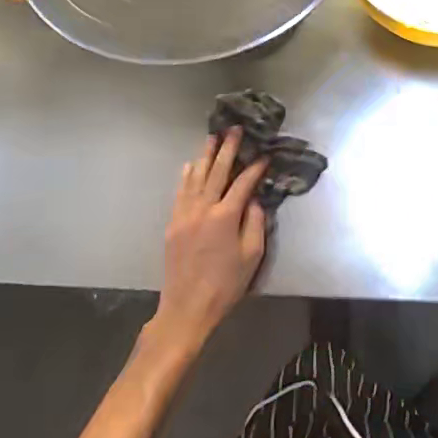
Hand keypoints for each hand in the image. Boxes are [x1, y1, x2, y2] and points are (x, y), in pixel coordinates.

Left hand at [152, 129, 268, 349]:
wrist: (187, 308)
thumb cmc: (226, 285)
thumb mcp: (252, 255)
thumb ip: (256, 223)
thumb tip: (254, 200)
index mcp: (225, 216)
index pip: (243, 183)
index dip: (255, 167)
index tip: (264, 155)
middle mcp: (203, 209)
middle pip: (216, 172)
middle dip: (227, 149)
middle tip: (234, 129)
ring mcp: (184, 215)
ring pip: (195, 178)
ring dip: (205, 156)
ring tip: (212, 138)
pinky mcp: (173, 225)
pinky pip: (180, 193)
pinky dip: (186, 177)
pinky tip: (189, 165)